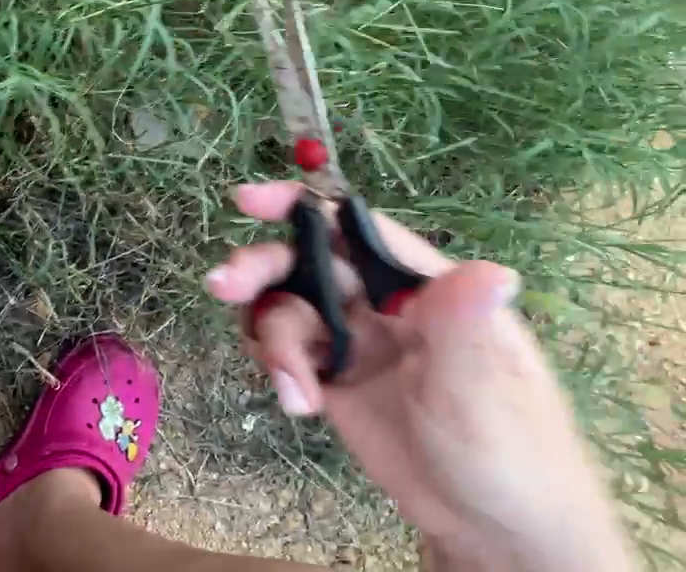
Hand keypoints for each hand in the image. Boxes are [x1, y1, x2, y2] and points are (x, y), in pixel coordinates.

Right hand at [207, 182, 632, 571]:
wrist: (490, 532)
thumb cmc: (510, 457)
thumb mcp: (482, 393)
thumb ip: (464, 329)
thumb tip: (490, 269)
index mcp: (425, 291)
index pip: (356, 230)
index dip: (300, 206)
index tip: (246, 200)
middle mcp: (380, 303)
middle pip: (301, 263)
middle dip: (258, 271)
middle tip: (222, 288)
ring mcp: (350, 337)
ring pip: (281, 306)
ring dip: (272, 338)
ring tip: (292, 386)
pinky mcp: (325, 371)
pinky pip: (278, 346)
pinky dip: (276, 367)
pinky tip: (298, 402)